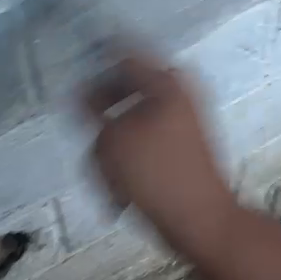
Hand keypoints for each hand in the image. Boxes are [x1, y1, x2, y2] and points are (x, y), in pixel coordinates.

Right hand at [81, 53, 244, 261]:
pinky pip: (150, 140)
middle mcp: (180, 93)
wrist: (203, 222)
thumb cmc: (155, 175)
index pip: (123, 58)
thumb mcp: (110, 142)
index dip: (96, 67)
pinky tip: (121, 185)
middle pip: (131, 86)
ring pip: (138, 117)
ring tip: (104, 167)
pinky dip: (133, 154)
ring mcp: (187, 121)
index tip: (78, 84)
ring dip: (117, 137)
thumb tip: (84, 101)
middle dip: (105, 105)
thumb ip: (92, 114)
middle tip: (87, 122)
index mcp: (165, 82)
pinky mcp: (187, 147)